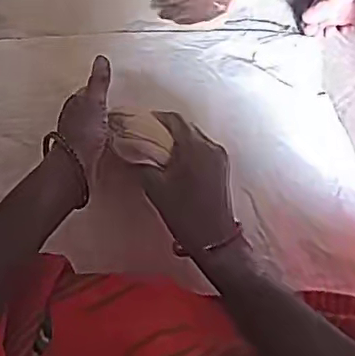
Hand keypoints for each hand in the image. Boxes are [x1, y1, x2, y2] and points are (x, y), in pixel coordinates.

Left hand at [52, 56, 113, 188]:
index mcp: (74, 105)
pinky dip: (103, 141)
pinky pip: (95, 142)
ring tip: (117, 126)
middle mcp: (73, 120)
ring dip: (101, 126)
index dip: (96, 91)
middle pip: (87, 110)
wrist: (76, 167)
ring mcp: (77, 138)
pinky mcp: (84, 154)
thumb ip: (98, 82)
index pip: (85, 93)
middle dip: (99, 109)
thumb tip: (101, 58)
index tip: (108, 90)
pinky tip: (112, 144)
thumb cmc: (83, 132)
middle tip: (116, 108)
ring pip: (90, 127)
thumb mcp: (95, 102)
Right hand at [133, 112, 240, 256]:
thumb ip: (142, 162)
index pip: (174, 119)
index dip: (156, 117)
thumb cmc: (183, 212)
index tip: (142, 122)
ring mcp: (219, 155)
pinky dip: (189, 148)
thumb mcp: (155, 187)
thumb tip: (131, 149)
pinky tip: (178, 161)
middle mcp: (210, 145)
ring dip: (179, 138)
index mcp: (193, 146)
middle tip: (149, 135)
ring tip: (162, 149)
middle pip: (186, 126)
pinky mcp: (223, 166)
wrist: (214, 238)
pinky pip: (203, 147)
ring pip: (195, 136)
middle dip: (167, 128)